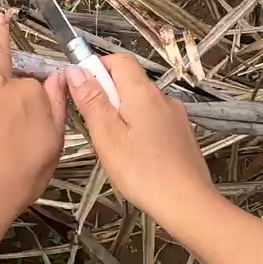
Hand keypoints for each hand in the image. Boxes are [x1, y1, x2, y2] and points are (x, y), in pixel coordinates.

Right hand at [64, 53, 219, 220]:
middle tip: (94, 126)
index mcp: (143, 93)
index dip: (96, 68)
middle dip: (106, 96)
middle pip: (129, 82)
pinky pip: (153, 121)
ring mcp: (175, 117)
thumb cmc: (144, 173)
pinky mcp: (180, 135)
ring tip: (113, 146)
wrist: (186, 202)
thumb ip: (91, 101)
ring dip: (121, 115)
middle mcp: (163, 98)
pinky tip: (133, 156)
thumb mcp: (107, 136)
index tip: (81, 89)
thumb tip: (76, 71)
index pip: (119, 60)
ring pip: (140, 103)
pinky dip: (137, 129)